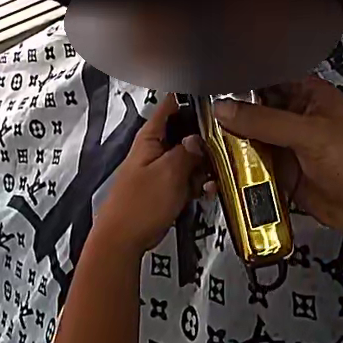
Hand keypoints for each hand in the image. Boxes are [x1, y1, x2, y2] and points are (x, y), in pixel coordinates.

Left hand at [88, 97, 210, 255]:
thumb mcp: (169, 172)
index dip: (190, 101)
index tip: (212, 106)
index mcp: (150, 138)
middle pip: (184, 133)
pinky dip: (196, 184)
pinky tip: (204, 191)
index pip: (170, 106)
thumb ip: (187, 151)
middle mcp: (154, 150)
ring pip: (189, 158)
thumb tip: (200, 138)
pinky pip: (186, 179)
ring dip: (203, 166)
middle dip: (204, 141)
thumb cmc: (139, 205)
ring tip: (210, 177)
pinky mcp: (165, 188)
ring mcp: (160, 170)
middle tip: (219, 149)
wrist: (123, 241)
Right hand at [213, 77, 342, 238]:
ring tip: (202, 152)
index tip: (209, 92)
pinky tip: (219, 178)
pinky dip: (235, 174)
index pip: (264, 79)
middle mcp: (293, 117)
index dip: (237, 84)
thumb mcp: (310, 134)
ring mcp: (286, 145)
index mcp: (306, 94)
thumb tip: (226, 109)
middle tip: (199, 126)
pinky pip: (251, 169)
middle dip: (226, 119)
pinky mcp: (281, 172)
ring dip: (227, 148)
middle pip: (249, 111)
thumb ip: (266, 120)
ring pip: (247, 141)